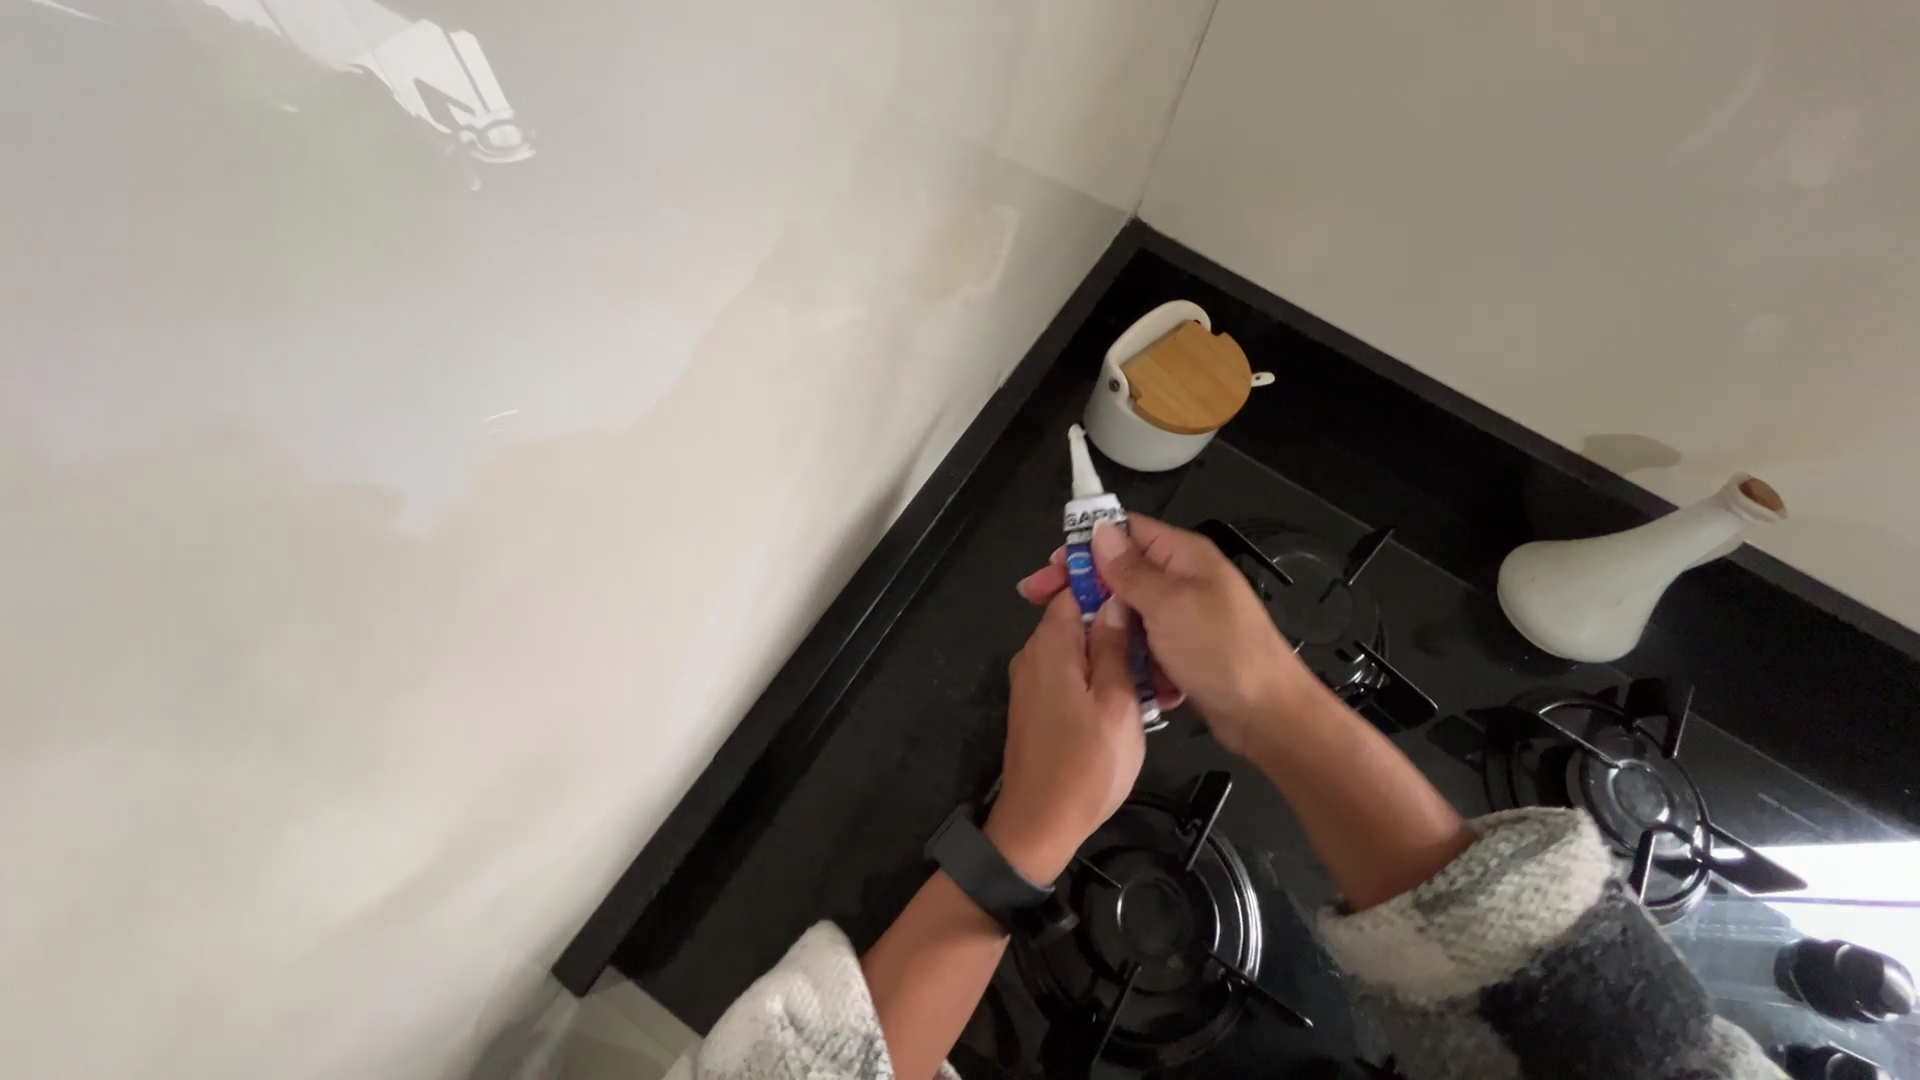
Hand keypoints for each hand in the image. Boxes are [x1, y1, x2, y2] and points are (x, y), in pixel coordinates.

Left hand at [985, 589, 1147, 883]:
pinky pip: (1068, 674)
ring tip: (1152, 672)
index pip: (1071, 590)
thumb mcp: (1116, 703)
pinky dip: (1096, 676)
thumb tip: (1113, 600)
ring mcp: (1031, 682)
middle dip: (1114, 623)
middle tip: (1157, 640)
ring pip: (1075, 649)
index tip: (1141, 590)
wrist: (1040, 824)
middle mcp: (1032, 655)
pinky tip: (1128, 696)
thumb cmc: (1086, 764)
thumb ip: (1114, 648)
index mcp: (1049, 645)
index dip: (1105, 584)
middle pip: (1074, 618)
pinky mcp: (1036, 705)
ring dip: (1110, 654)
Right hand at [1015, 515, 1315, 756]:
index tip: (1050, 567)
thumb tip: (1100, 529)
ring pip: (1125, 612)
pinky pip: (1140, 644)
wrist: (1267, 716)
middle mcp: (1180, 580)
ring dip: (1104, 628)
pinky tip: (1112, 672)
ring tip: (1076, 645)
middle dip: (1082, 589)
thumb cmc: (1220, 652)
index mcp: (1182, 556)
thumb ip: (1130, 568)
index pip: (1124, 531)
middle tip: (1039, 602)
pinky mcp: (1179, 650)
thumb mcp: (1169, 604)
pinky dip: (1126, 655)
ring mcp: (1180, 617)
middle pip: (1119, 573)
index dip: (1084, 545)